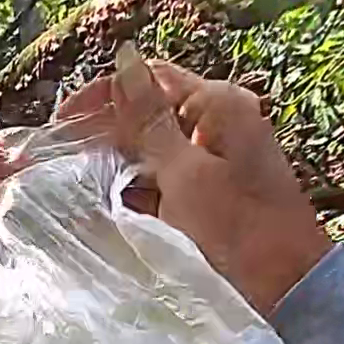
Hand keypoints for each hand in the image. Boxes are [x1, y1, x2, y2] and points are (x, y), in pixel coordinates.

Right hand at [58, 51, 330, 314]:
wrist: (285, 285)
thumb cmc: (237, 228)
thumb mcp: (186, 174)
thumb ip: (150, 122)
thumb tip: (124, 58)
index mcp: (215, 105)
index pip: (149, 79)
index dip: (102, 95)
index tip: (58, 124)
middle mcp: (213, 125)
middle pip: (148, 114)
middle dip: (103, 130)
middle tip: (58, 157)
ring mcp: (210, 163)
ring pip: (151, 151)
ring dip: (115, 162)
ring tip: (73, 180)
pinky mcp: (205, 198)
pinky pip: (161, 184)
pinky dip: (135, 191)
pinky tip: (105, 204)